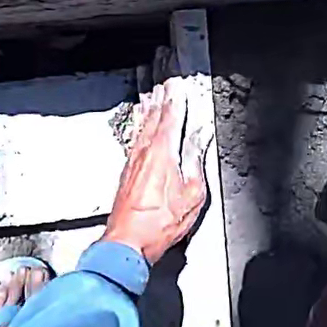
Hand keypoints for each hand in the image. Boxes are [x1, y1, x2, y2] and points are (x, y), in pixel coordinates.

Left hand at [102, 81, 208, 264]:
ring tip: (151, 97)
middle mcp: (145, 152)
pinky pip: (134, 139)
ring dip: (148, 110)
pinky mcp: (127, 172)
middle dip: (161, 99)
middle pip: (154, 118)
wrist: (128, 241)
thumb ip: (195, 161)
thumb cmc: (160, 223)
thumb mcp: (192, 194)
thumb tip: (199, 139)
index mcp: (163, 153)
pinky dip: (139, 126)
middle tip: (165, 84)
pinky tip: (139, 126)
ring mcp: (133, 161)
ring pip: (142, 127)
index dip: (176, 99)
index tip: (178, 85)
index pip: (171, 118)